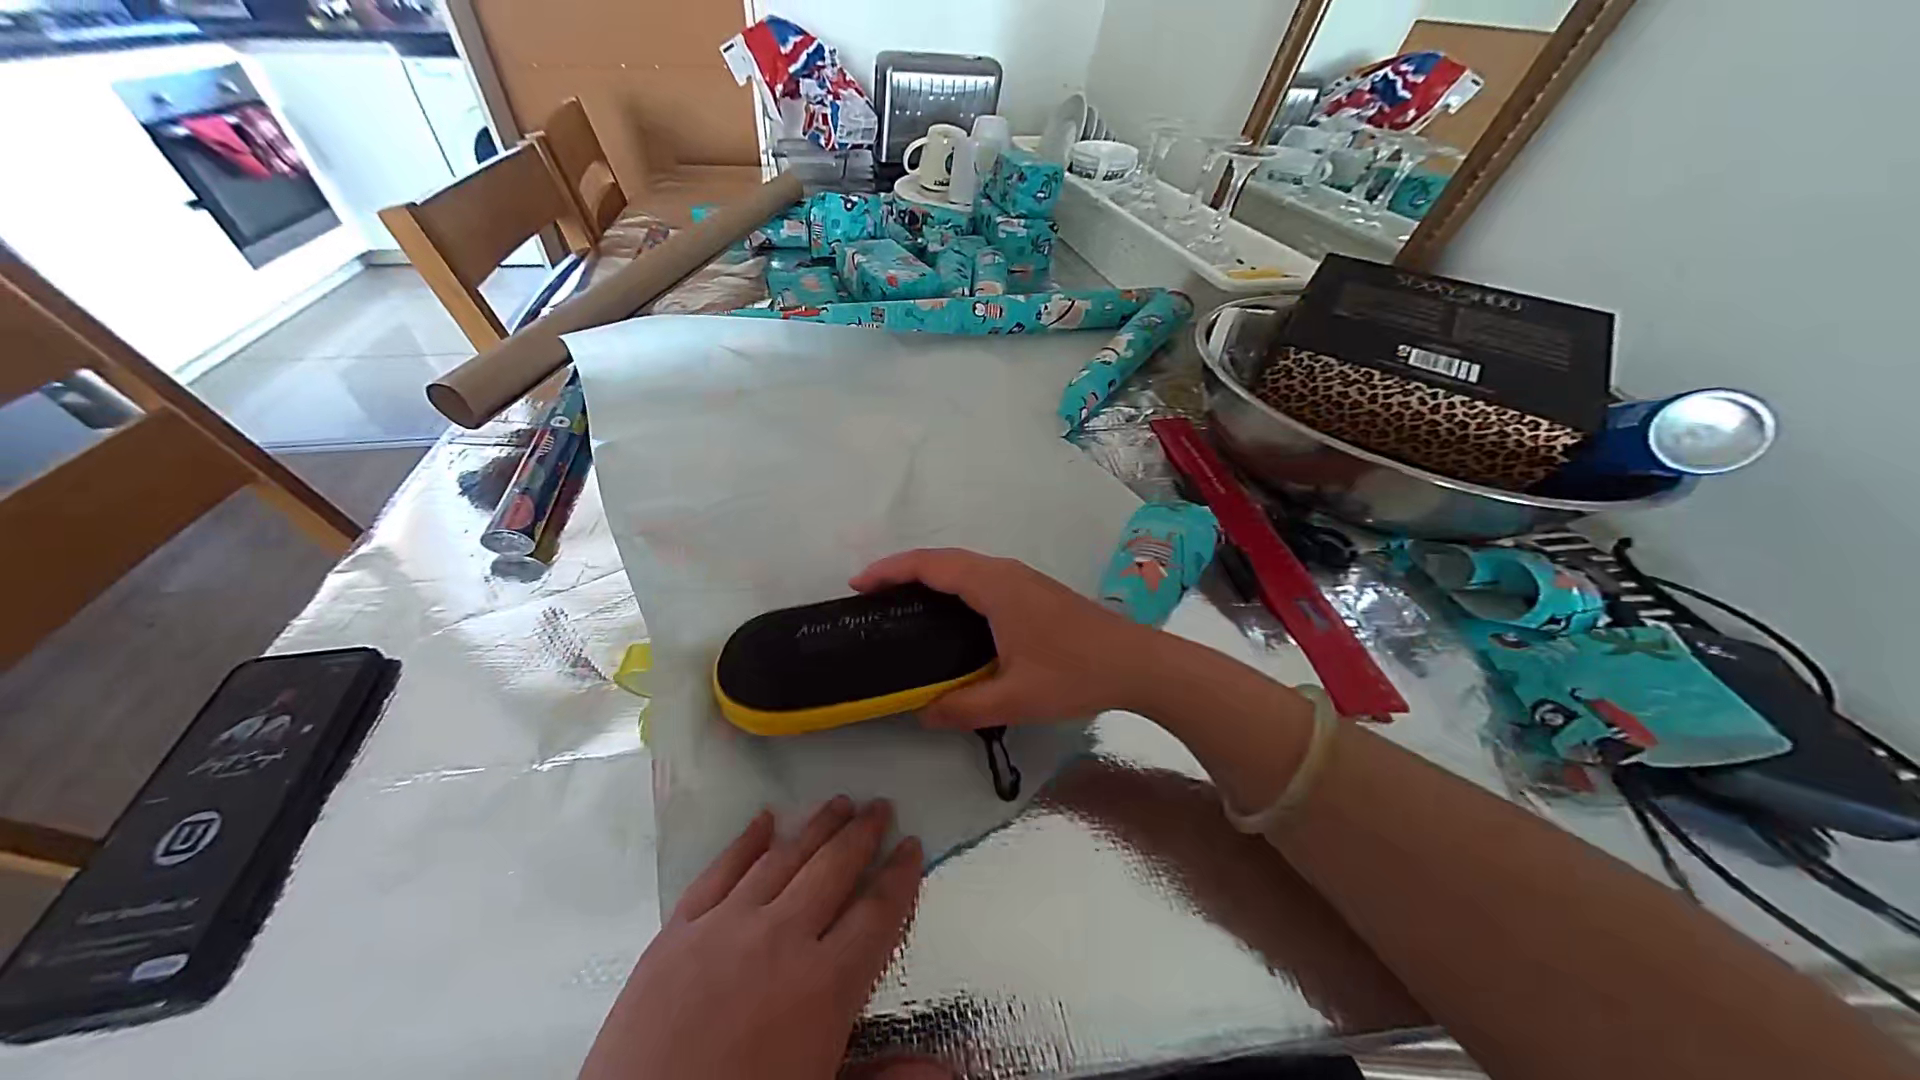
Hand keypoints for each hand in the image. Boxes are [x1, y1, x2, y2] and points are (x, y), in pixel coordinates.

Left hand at [578, 797, 923, 1079]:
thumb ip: (887, 1079)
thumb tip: (951, 1072)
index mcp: (824, 985)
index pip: (877, 913)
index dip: (900, 876)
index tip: (913, 845)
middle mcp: (782, 939)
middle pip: (834, 869)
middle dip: (863, 834)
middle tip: (881, 805)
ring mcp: (726, 927)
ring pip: (784, 858)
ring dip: (816, 826)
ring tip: (839, 802)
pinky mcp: (678, 930)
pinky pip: (720, 871)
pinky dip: (745, 841)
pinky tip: (763, 819)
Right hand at [850, 548, 1166, 729]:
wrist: (1137, 663)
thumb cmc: (1075, 674)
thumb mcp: (1015, 699)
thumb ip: (963, 707)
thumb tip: (921, 713)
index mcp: (995, 586)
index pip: (931, 566)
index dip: (891, 571)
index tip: (858, 585)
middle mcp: (1005, 572)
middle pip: (944, 559)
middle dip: (903, 570)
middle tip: (870, 595)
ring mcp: (1022, 578)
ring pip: (964, 566)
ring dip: (929, 576)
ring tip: (900, 602)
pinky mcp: (1033, 591)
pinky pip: (980, 577)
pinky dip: (952, 585)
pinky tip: (948, 615)